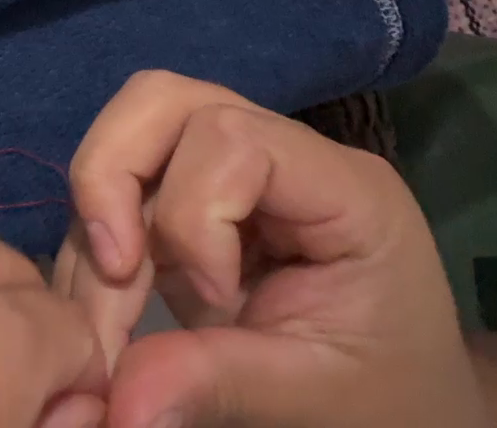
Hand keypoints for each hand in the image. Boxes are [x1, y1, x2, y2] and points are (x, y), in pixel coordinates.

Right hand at [53, 72, 485, 427]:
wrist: (402, 398)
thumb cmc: (385, 397)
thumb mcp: (316, 399)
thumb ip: (216, 383)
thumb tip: (115, 408)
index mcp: (342, 187)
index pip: (233, 137)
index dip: (193, 211)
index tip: (212, 298)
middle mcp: (278, 149)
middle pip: (162, 99)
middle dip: (111, 178)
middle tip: (116, 270)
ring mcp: (228, 159)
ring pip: (127, 125)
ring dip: (96, 207)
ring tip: (109, 299)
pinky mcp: (188, 184)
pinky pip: (116, 177)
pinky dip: (94, 234)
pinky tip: (108, 301)